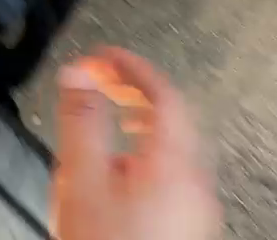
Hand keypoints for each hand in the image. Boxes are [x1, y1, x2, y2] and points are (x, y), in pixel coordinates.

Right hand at [53, 48, 220, 239]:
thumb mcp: (82, 176)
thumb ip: (81, 119)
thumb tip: (80, 73)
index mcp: (175, 166)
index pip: (166, 97)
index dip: (133, 66)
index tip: (104, 54)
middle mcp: (196, 186)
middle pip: (176, 119)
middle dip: (135, 88)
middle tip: (100, 74)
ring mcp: (195, 211)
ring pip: (175, 145)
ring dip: (140, 116)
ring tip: (108, 107)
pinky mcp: (185, 227)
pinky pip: (171, 169)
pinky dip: (144, 144)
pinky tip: (120, 157)